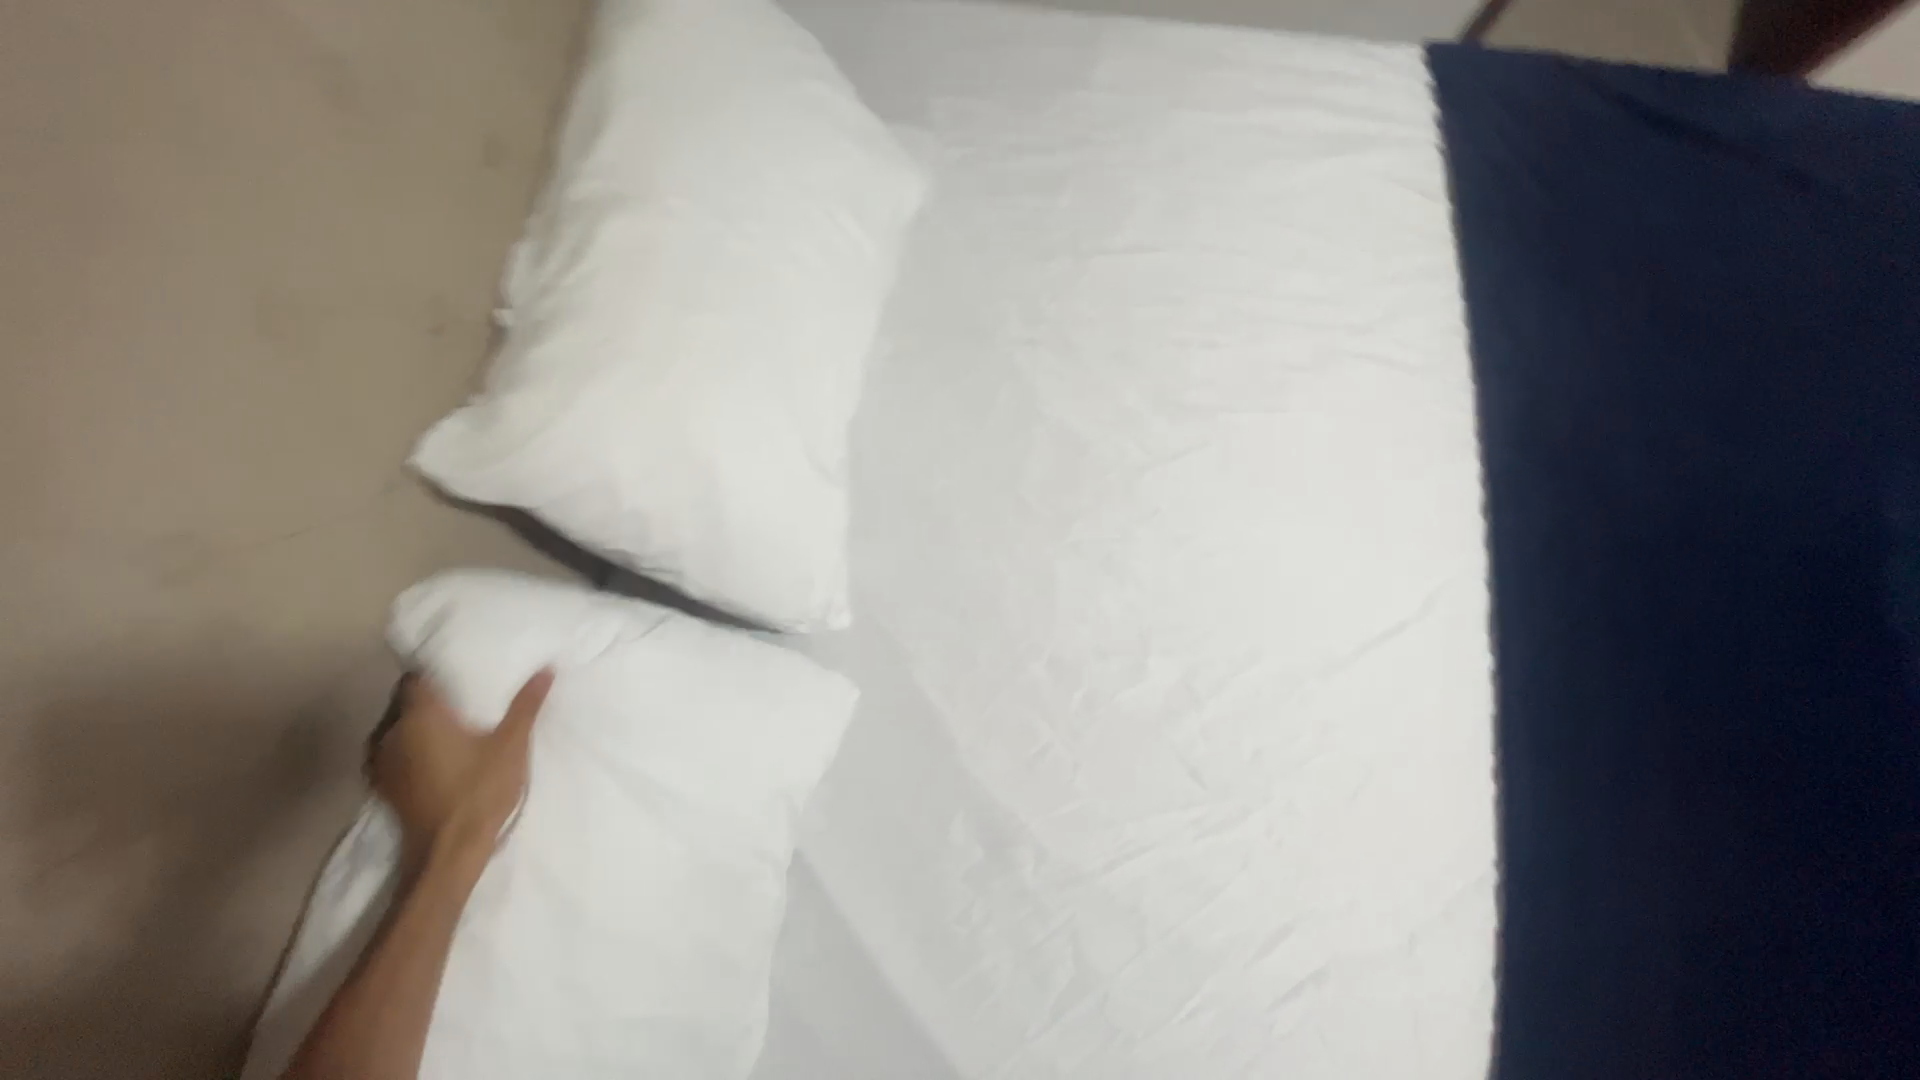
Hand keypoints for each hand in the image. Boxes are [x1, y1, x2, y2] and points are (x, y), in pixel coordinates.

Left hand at [367, 669, 553, 867]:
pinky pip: (392, 752)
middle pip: (405, 702)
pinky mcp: (382, 785)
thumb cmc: (480, 790)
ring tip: (449, 727)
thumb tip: (546, 669)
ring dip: (416, 724)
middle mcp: (390, 733)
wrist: (449, 851)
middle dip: (429, 698)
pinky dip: (409, 748)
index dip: (435, 672)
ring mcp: (380, 762)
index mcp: (420, 716)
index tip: (459, 672)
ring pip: (395, 728)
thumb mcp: (512, 744)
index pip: (416, 678)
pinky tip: (433, 756)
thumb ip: (525, 705)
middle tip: (462, 699)